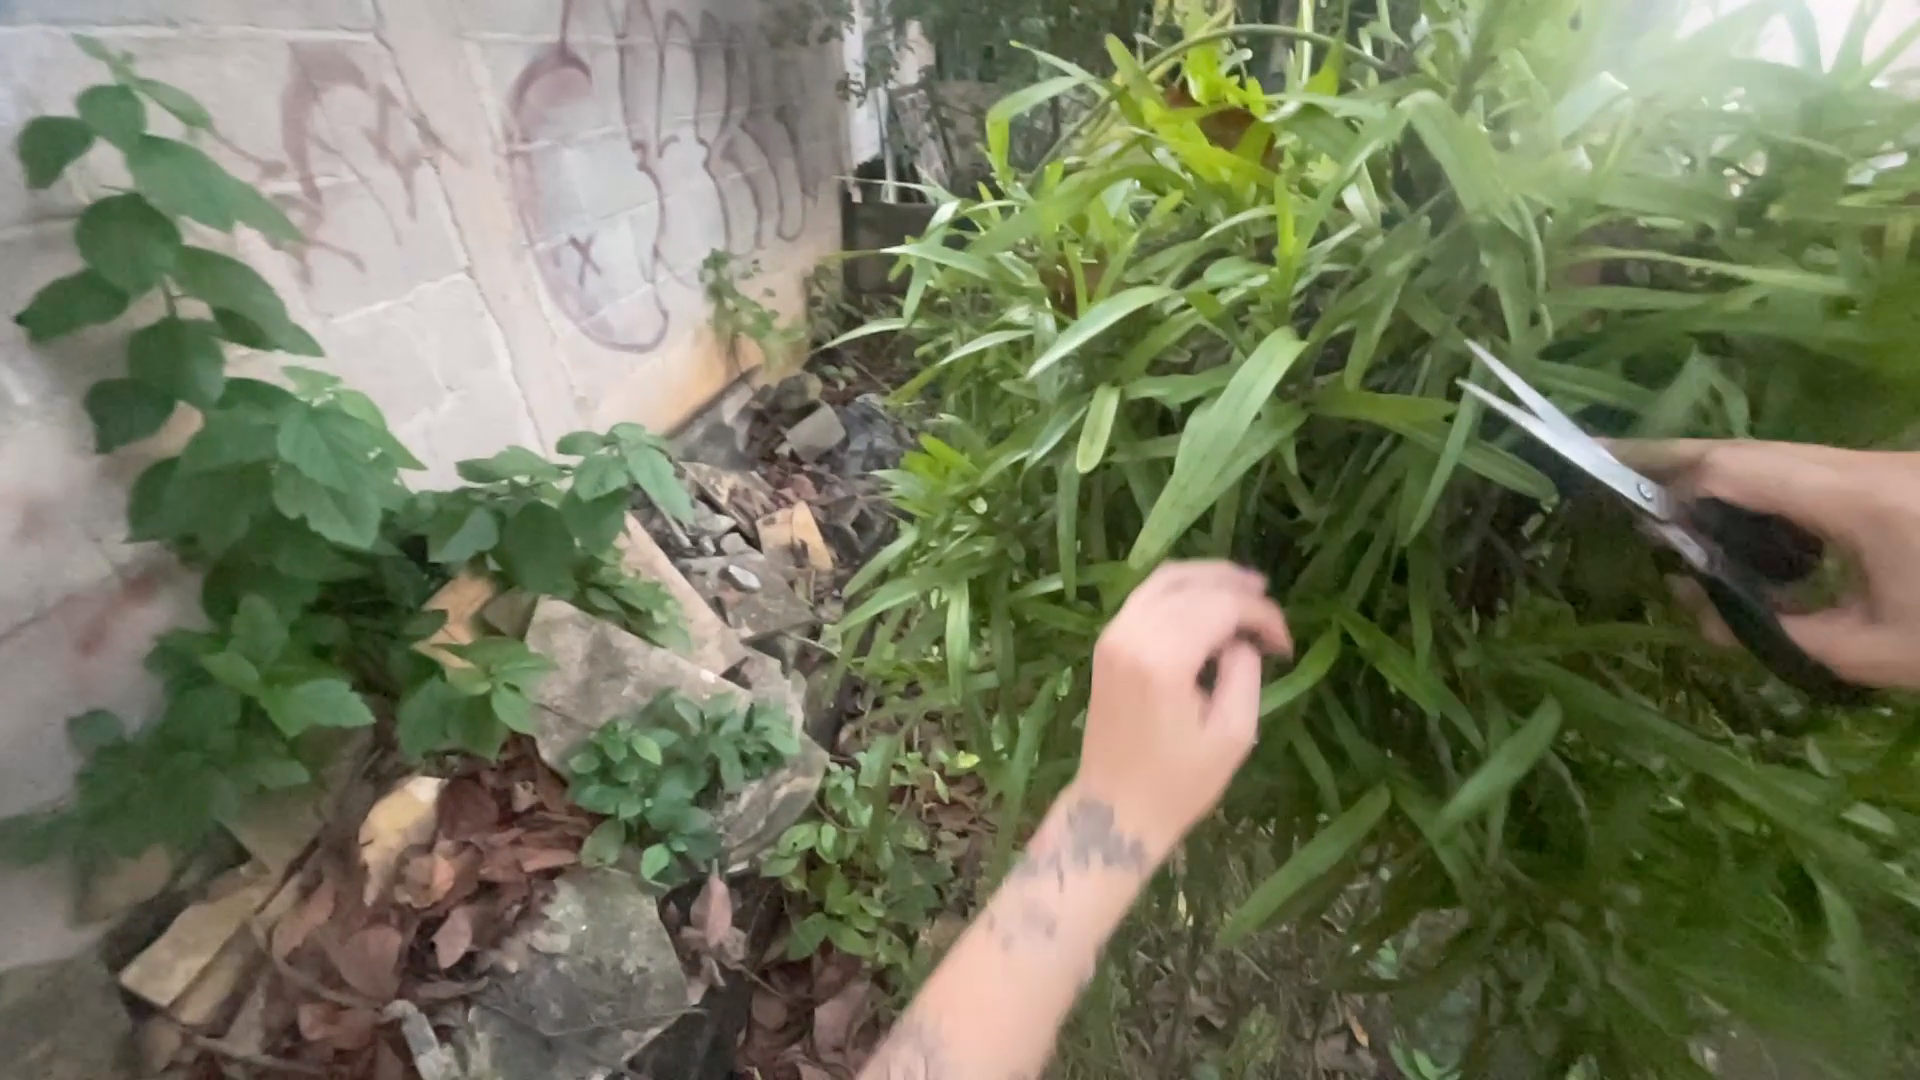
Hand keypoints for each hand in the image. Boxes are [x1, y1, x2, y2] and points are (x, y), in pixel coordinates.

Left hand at [1074, 561, 1292, 854]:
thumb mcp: (1232, 735)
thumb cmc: (1178, 782)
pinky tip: (1206, 598)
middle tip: (1271, 600)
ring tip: (1246, 586)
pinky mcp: (1106, 643)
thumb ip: (1243, 675)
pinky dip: (1177, 589)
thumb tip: (1243, 640)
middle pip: (1191, 585)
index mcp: (1162, 660)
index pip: (1220, 607)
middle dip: (1236, 589)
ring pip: (1162, 581)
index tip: (1284, 644)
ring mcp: (1112, 635)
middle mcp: (1131, 635)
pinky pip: (1143, 596)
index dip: (1260, 615)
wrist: (1114, 805)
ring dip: (1206, 577)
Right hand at [1613, 439, 1919, 689]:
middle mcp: (1861, 469)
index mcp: (1857, 499)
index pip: (1731, 470)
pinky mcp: (1890, 483)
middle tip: (1593, 458)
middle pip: (1739, 449)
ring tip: (1647, 495)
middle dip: (1662, 456)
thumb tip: (1692, 608)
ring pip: (1765, 457)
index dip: (1666, 485)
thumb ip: (1772, 630)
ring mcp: (1879, 470)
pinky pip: (1795, 475)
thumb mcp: (1877, 649)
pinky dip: (1742, 488)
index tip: (1620, 509)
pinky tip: (1723, 518)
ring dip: (1702, 473)